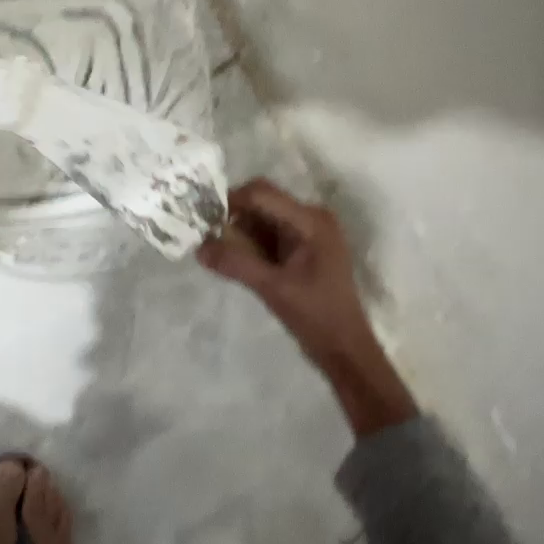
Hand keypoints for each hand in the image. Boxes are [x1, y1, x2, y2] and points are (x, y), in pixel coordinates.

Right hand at [197, 178, 417, 434]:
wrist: (345, 349)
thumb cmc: (315, 315)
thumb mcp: (272, 288)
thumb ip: (235, 263)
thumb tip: (198, 248)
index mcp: (311, 220)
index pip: (260, 194)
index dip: (228, 201)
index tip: (201, 220)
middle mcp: (311, 218)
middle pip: (260, 201)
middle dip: (231, 216)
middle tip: (205, 235)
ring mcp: (307, 233)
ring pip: (260, 217)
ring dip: (237, 230)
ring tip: (214, 248)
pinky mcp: (301, 248)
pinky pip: (267, 233)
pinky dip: (247, 242)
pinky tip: (232, 258)